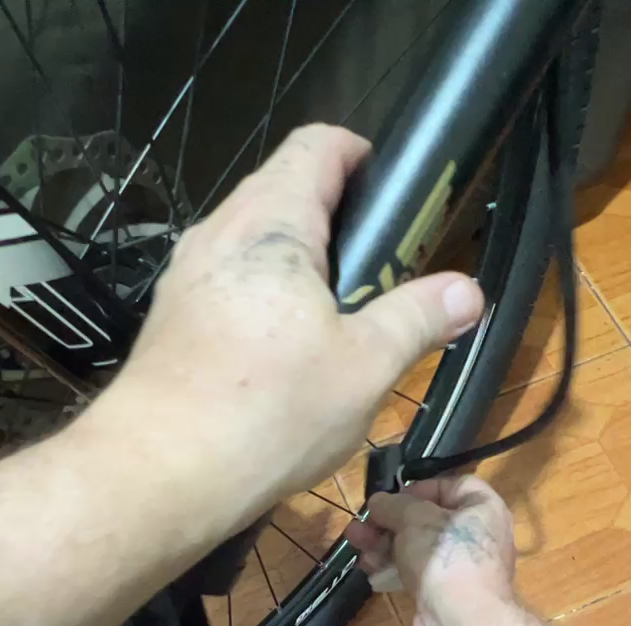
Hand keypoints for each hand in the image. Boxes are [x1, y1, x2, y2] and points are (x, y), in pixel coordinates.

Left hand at [83, 124, 484, 527]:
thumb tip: (468, 291)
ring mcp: (184, 279)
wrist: (161, 473)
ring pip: (249, 242)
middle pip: (280, 189)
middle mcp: (218, 234)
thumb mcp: (364, 368)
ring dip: (294, 261)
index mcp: (272, 224)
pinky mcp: (169, 323)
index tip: (390, 192)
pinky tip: (278, 353)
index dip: (358, 154)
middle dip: (332, 215)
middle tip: (374, 271)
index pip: (317, 146)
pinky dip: (260, 296)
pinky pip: (224, 285)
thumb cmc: (271, 412)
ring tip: (331, 317)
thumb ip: (417, 318)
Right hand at [342, 474, 517, 625]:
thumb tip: (378, 502)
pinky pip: (415, 571)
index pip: (454, 486)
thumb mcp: (415, 519)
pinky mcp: (442, 591)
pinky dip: (393, 567)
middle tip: (361, 525)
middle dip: (389, 521)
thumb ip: (394, 505)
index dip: (421, 488)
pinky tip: (370, 570)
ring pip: (416, 546)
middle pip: (427, 518)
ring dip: (383, 544)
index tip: (394, 497)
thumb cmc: (445, 557)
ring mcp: (459, 566)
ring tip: (356, 545)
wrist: (462, 623)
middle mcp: (475, 535)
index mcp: (482, 509)